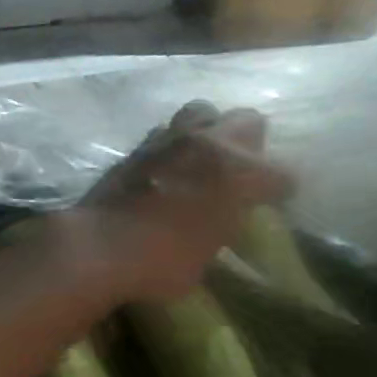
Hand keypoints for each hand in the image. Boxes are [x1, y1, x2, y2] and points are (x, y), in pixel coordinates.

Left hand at [74, 101, 291, 300]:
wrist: (94, 247)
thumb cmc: (161, 262)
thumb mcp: (210, 253)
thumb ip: (223, 225)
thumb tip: (218, 222)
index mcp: (240, 173)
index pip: (282, 175)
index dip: (277, 192)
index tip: (268, 205)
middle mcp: (206, 147)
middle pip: (244, 120)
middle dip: (247, 143)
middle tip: (237, 171)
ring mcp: (165, 143)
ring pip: (198, 114)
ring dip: (203, 133)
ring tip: (199, 161)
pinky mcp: (130, 151)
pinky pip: (160, 137)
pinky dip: (168, 148)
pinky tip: (164, 169)